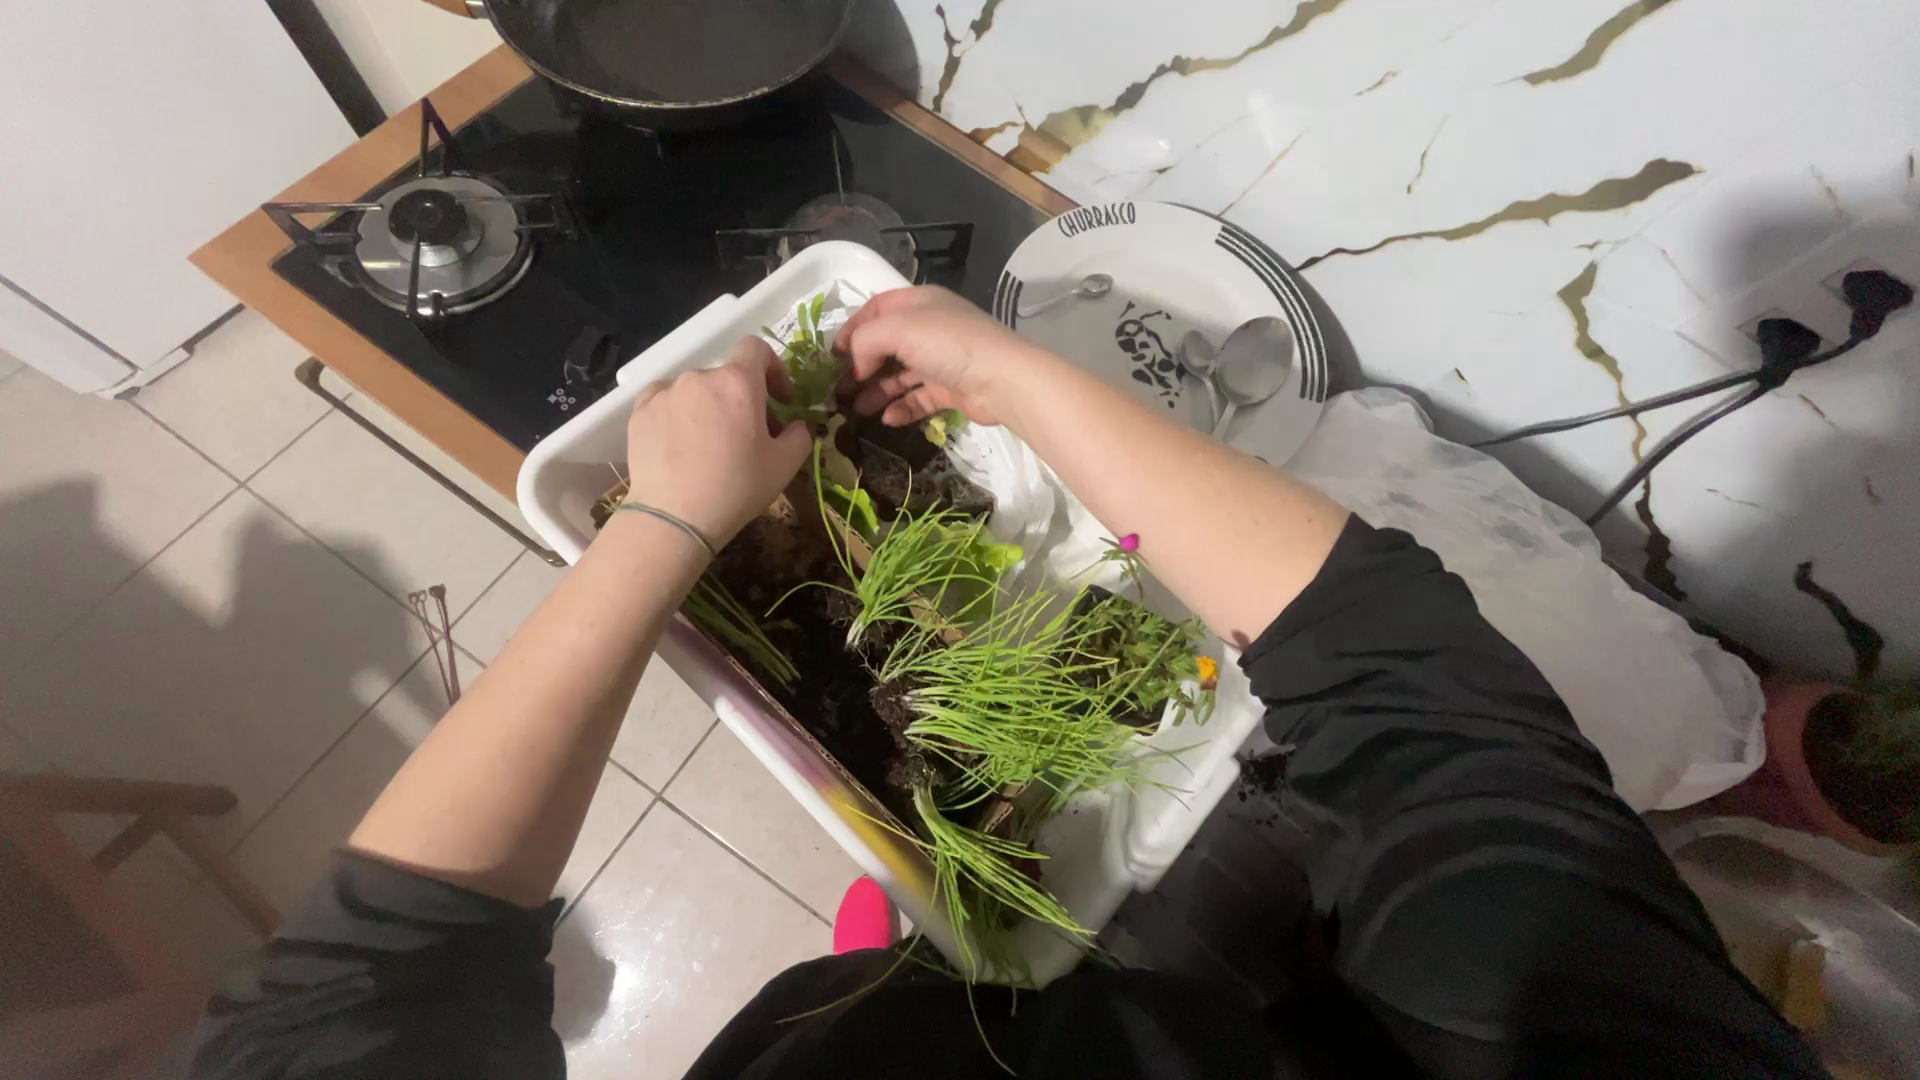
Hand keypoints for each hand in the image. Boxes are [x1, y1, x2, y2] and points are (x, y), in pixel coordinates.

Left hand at [621, 337, 812, 547]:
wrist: (675, 516)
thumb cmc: (737, 488)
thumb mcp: (784, 466)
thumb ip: (800, 436)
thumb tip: (796, 425)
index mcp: (739, 383)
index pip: (756, 348)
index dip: (772, 367)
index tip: (778, 398)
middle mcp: (700, 377)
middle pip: (727, 377)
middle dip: (741, 399)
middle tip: (747, 435)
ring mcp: (666, 392)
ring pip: (696, 391)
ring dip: (709, 407)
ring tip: (709, 444)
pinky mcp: (639, 411)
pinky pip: (665, 401)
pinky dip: (678, 414)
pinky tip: (680, 443)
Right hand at [836, 285, 1045, 425]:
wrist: (1002, 380)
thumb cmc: (949, 345)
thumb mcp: (898, 330)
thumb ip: (866, 340)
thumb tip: (857, 365)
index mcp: (919, 303)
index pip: (876, 309)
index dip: (852, 329)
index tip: (833, 355)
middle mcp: (929, 329)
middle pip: (886, 346)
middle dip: (861, 366)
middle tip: (839, 388)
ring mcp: (941, 361)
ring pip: (900, 375)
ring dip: (876, 391)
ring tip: (855, 409)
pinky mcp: (951, 389)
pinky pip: (919, 398)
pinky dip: (902, 408)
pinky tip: (887, 420)